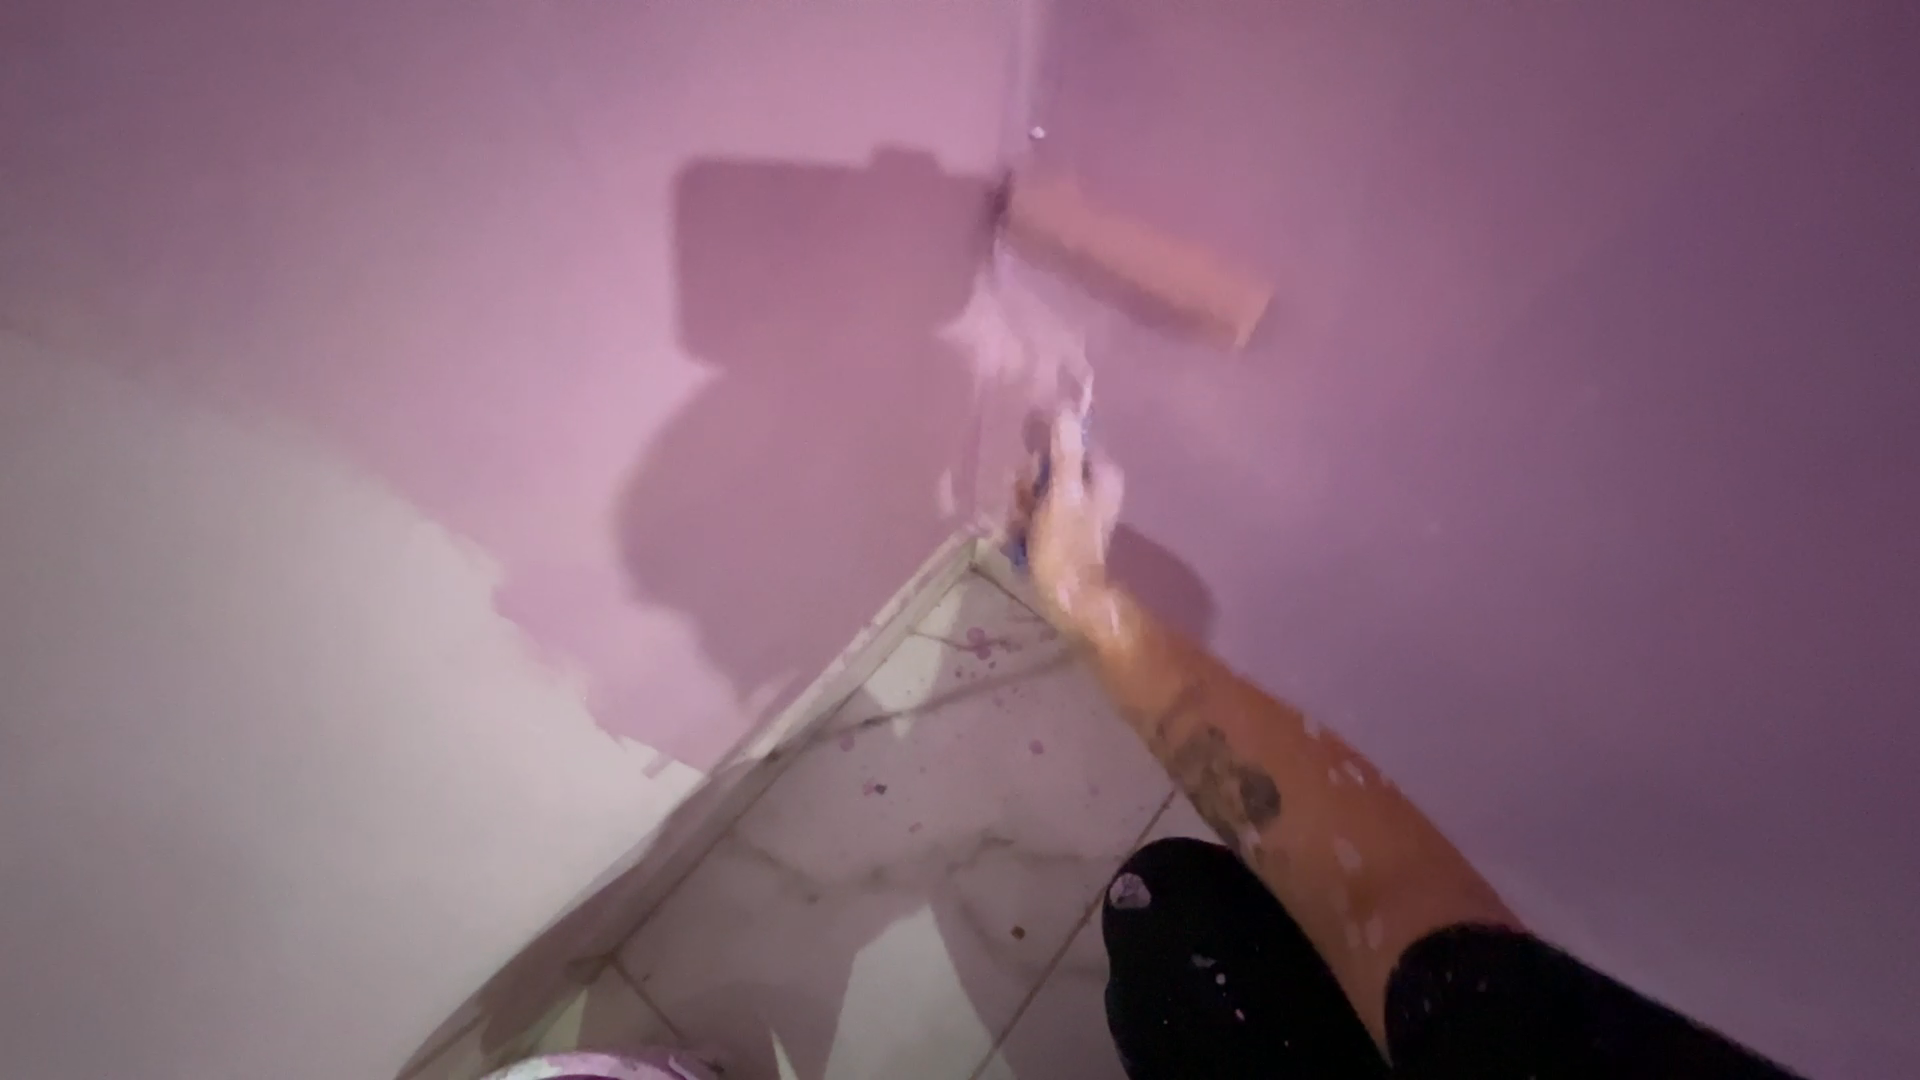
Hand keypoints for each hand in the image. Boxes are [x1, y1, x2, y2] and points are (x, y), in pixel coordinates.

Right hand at [1017, 409, 1124, 635]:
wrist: (1069, 599)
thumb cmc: (1066, 546)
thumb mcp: (1062, 494)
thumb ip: (1064, 451)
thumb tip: (1064, 407)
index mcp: (1100, 472)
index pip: (1067, 437)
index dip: (1042, 448)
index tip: (1030, 469)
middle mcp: (1091, 485)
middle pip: (1048, 464)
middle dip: (1029, 483)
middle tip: (1026, 504)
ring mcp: (1076, 507)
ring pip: (1037, 488)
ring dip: (1022, 505)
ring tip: (1023, 527)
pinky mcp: (1062, 527)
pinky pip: (1035, 510)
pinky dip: (1024, 521)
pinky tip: (1021, 537)